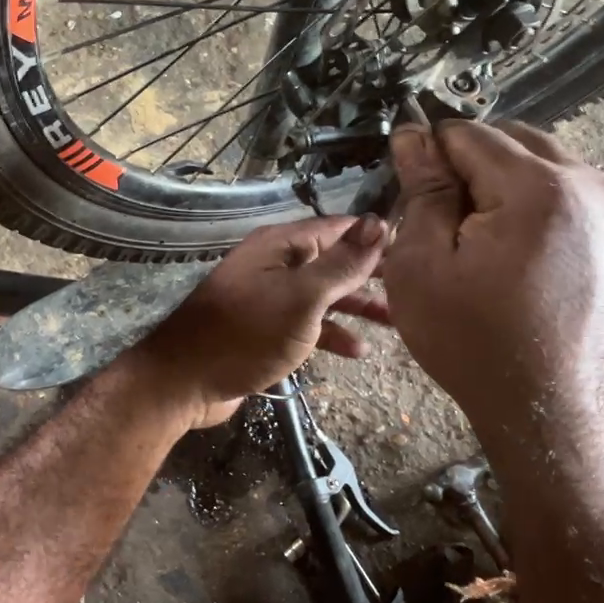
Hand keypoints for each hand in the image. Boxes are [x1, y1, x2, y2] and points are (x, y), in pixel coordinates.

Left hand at [125, 216, 390, 428]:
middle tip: (414, 288)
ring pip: (322, 295)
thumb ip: (342, 263)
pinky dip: (331, 333)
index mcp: (280, 246)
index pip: (338, 228)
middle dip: (371, 274)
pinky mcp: (264, 329)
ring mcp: (268, 297)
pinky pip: (306, 323)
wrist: (186, 382)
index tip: (417, 247)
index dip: (376, 236)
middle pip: (332, 261)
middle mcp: (274, 264)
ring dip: (357, 306)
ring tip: (397, 321)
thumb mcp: (302, 297)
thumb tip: (380, 220)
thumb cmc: (246, 335)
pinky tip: (358, 351)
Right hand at [382, 121, 603, 433]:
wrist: (543, 404)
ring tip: (471, 238)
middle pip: (506, 139)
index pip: (467, 134)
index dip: (428, 156)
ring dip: (495, 182)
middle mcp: (588, 182)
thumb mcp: (423, 263)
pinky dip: (523, 200)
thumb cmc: (474, 341)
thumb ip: (422, 189)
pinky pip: (557, 187)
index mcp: (539, 188)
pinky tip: (503, 247)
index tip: (409, 192)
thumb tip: (413, 136)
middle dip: (465, 166)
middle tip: (438, 221)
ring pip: (533, 159)